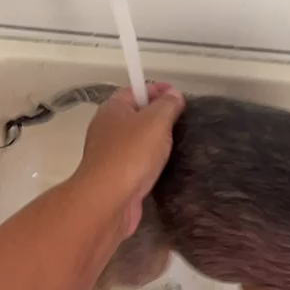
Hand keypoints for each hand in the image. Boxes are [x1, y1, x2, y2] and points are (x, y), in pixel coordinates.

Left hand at [70, 81, 183, 233]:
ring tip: (178, 143)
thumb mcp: (156, 122)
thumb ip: (167, 105)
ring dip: (155, 140)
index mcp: (113, 108)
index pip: (135, 90)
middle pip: (135, 114)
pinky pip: (136, 161)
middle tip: (182, 119)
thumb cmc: (131, 154)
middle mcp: (107, 128)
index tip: (179, 95)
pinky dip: (150, 160)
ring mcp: (109, 153)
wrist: (108, 199)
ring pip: (136, 139)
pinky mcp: (115, 176)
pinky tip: (164, 166)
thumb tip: (173, 93)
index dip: (157, 89)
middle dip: (158, 115)